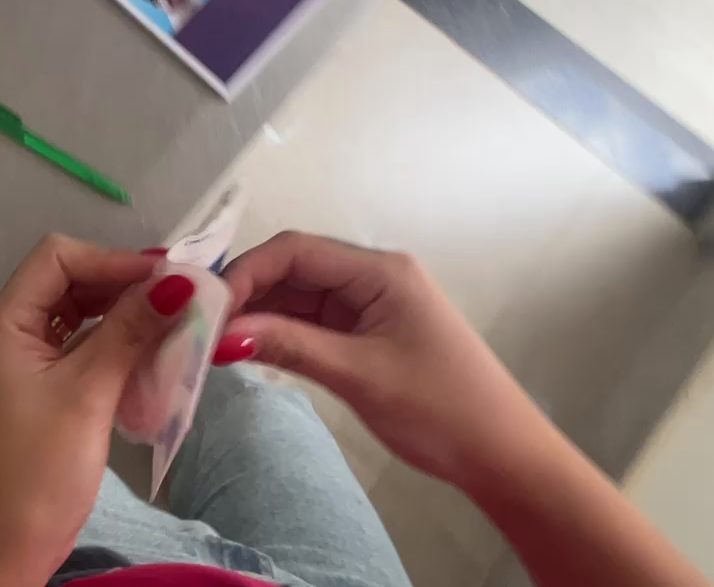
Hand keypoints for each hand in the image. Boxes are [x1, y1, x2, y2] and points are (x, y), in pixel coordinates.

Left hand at [0, 236, 191, 586]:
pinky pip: (85, 341)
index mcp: (8, 320)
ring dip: (124, 310)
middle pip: (71, 279)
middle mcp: (15, 327)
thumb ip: (129, 333)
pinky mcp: (48, 382)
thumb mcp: (87, 394)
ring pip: (81, 310)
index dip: (110, 258)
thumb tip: (174, 283)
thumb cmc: (39, 469)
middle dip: (122, 282)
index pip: (57, 258)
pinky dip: (118, 339)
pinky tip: (153, 347)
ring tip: (174, 316)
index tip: (163, 274)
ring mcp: (31, 356)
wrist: (7, 548)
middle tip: (179, 292)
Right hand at [216, 231, 549, 491]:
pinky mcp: (361, 330)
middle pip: (292, 268)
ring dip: (258, 313)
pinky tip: (247, 345)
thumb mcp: (360, 376)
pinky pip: (307, 319)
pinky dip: (277, 331)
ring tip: (215, 336)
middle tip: (204, 321)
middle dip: (247, 291)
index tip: (211, 304)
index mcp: (379, 270)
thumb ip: (289, 345)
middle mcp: (369, 275)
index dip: (248, 271)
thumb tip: (221, 335)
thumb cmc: (443, 410)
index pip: (296, 251)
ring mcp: (365, 303)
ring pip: (295, 294)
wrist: (509, 462)